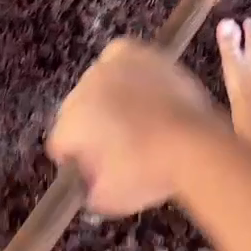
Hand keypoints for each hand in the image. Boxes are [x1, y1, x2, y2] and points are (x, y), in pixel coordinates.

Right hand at [46, 39, 219, 215]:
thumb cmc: (149, 173)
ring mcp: (109, 66)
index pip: (59, 139)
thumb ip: (88, 188)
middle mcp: (83, 88)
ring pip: (95, 81)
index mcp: (71, 123)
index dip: (74, 156)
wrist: (191, 143)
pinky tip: (136, 87)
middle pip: (75, 107)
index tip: (89, 166)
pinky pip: (117, 57)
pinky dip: (122, 69)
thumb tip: (90, 181)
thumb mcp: (110, 198)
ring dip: (106, 97)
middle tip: (113, 143)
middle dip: (89, 125)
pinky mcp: (134, 51)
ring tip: (131, 116)